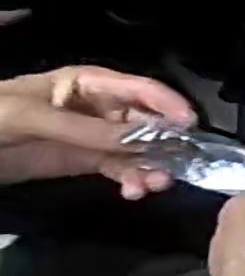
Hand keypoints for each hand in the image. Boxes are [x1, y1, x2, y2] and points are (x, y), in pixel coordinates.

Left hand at [0, 65, 195, 195]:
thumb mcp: (25, 118)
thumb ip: (85, 128)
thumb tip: (148, 138)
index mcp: (91, 85)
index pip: (144, 90)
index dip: (170, 105)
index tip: (189, 126)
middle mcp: (104, 108)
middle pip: (152, 123)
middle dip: (166, 145)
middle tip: (178, 164)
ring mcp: (97, 136)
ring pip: (143, 149)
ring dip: (154, 167)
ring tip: (154, 185)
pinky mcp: (88, 160)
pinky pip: (123, 168)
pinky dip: (133, 180)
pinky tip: (133, 190)